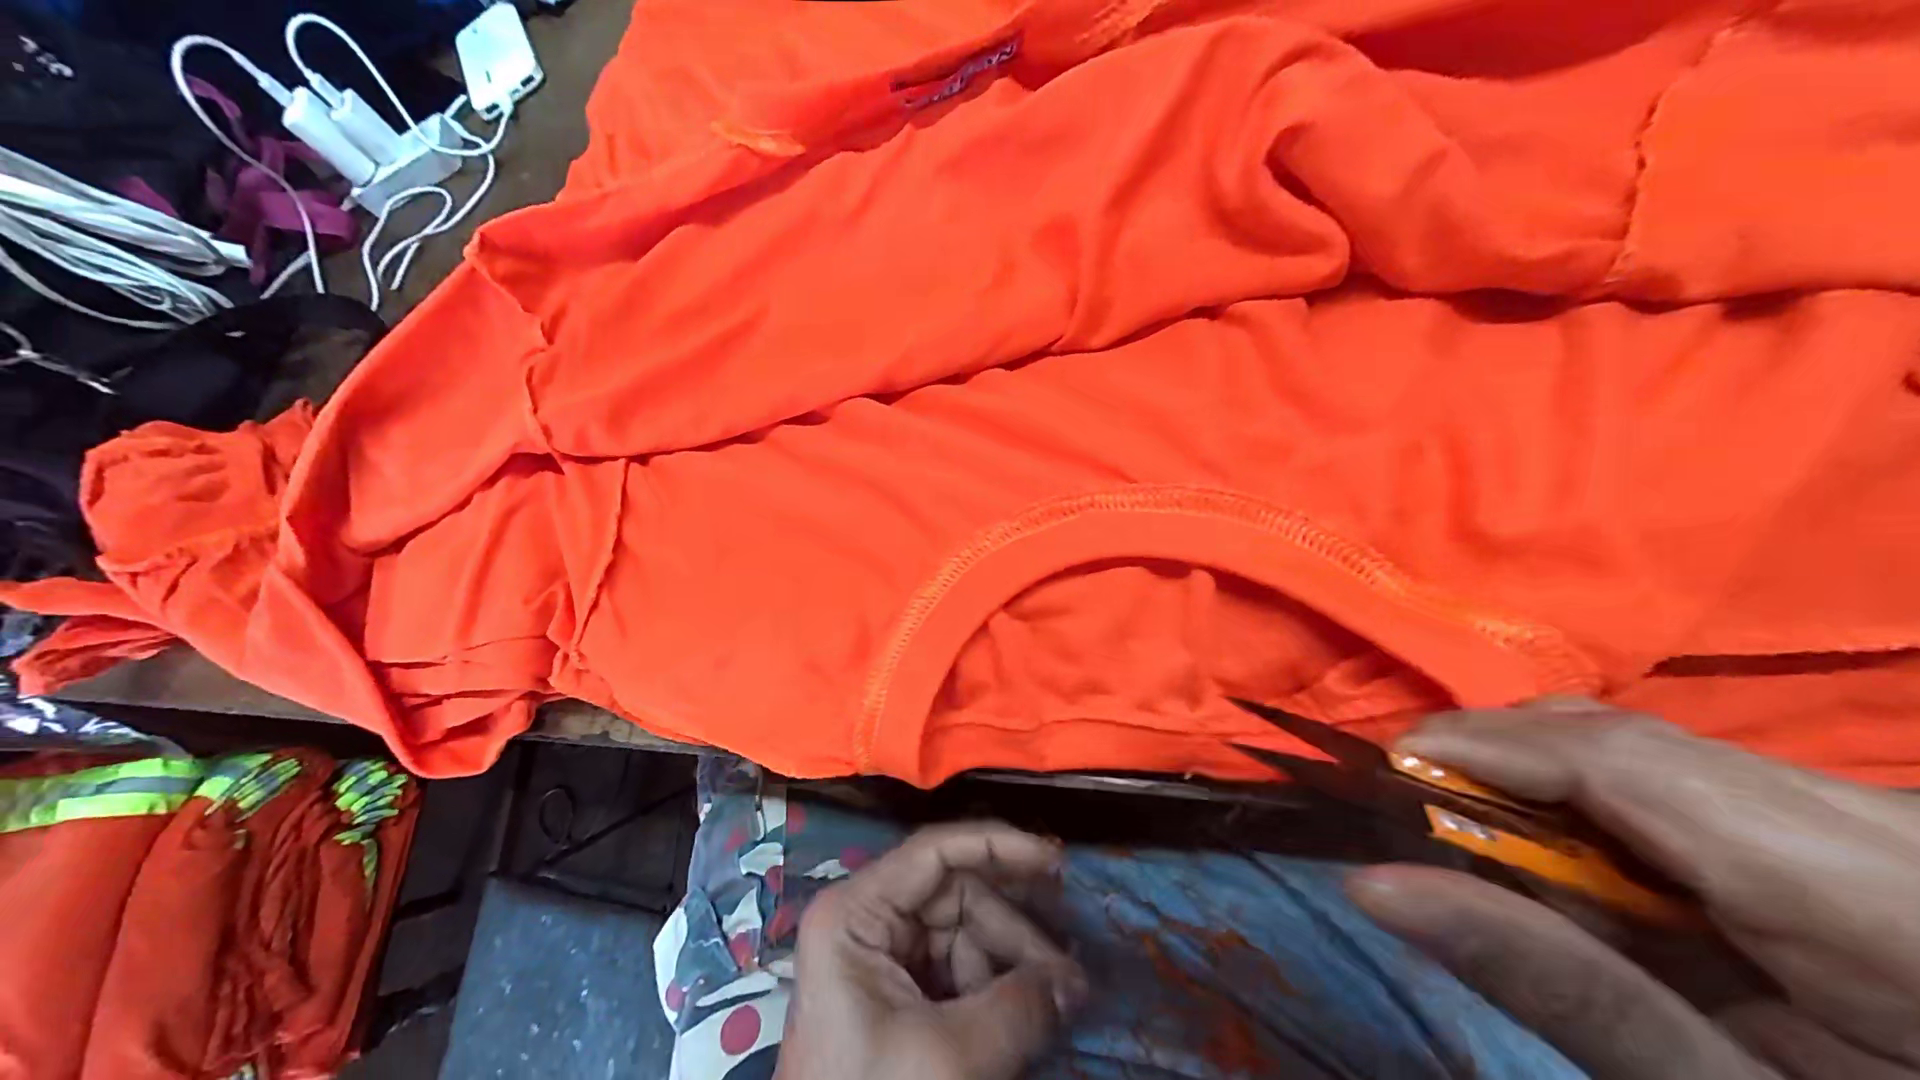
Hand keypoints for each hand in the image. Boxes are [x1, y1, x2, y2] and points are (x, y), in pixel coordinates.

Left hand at [774, 822, 1087, 1079]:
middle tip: (1069, 970)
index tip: (1054, 860)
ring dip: (1014, 962)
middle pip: (958, 896)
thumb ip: (1019, 1010)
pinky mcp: (899, 990)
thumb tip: (1075, 982)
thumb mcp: (949, 1057)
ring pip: (967, 932)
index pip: (934, 853)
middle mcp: (868, 919)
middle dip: (1016, 929)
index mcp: (856, 913)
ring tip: (1059, 997)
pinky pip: (960, 967)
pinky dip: (996, 985)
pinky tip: (1028, 1010)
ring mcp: (884, 954)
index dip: (998, 846)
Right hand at [1347, 700, 1919, 1079]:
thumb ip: (1554, 983)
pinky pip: (1672, 765)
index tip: (1386, 769)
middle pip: (1627, 739)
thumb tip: (1373, 886)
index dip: (1491, 747)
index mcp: (1874, 900)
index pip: (1630, 764)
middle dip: (1499, 759)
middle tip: (1417, 811)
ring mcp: (1864, 807)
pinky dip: (1589, 794)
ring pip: (1642, 741)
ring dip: (1536, 776)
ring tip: (1486, 839)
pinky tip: (1574, 855)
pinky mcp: (1835, 813)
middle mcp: (1877, 819)